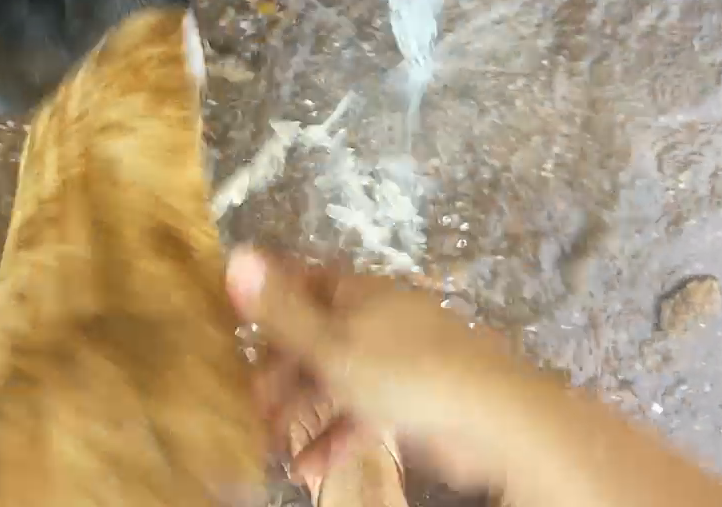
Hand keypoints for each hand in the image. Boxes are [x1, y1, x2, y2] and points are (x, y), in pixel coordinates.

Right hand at [225, 246, 547, 491]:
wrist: (485, 411)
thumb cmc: (402, 369)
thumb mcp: (332, 343)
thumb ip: (284, 309)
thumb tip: (238, 255)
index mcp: (361, 293)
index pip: (307, 282)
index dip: (272, 298)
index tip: (236, 325)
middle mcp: (378, 317)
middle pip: (319, 334)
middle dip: (282, 367)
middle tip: (247, 400)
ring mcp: (398, 357)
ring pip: (338, 376)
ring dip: (304, 406)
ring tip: (268, 439)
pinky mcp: (412, 398)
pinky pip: (364, 411)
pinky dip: (336, 434)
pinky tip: (309, 466)